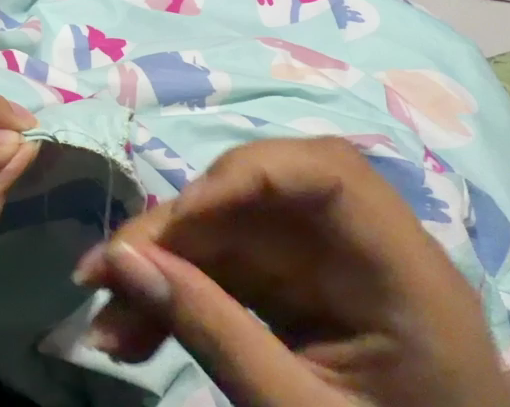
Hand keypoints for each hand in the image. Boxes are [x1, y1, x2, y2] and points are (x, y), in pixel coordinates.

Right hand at [75, 137, 509, 406]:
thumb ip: (213, 334)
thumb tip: (119, 260)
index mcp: (405, 276)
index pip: (328, 173)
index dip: (246, 173)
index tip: (179, 216)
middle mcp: (360, 255)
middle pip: (254, 201)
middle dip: (173, 232)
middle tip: (104, 276)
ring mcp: (324, 275)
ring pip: (224, 235)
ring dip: (160, 268)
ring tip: (107, 325)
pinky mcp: (295, 297)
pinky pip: (222, 273)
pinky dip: (175, 297)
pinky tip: (132, 335)